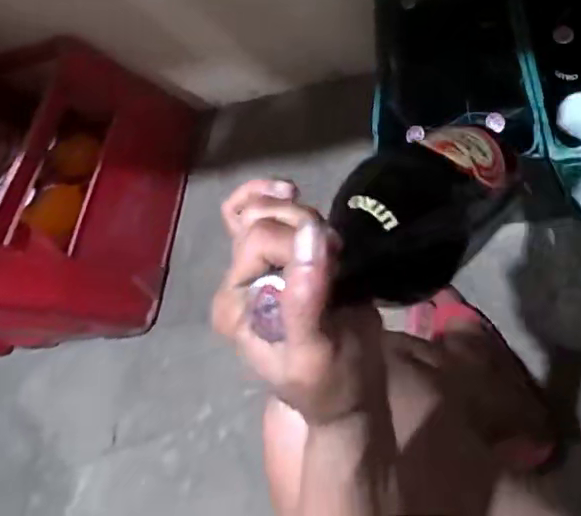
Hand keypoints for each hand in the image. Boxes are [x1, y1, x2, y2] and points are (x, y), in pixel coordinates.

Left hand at [210, 179, 385, 425]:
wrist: (345, 391)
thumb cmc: (329, 381)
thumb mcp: (315, 352)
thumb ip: (306, 298)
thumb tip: (311, 235)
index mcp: (235, 304)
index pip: (259, 240)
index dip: (298, 241)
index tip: (332, 264)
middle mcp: (237, 279)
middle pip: (259, 217)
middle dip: (300, 222)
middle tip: (333, 251)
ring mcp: (252, 263)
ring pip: (261, 207)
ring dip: (297, 211)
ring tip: (327, 241)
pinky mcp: (272, 252)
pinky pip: (250, 207)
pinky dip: (266, 191)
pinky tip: (289, 189)